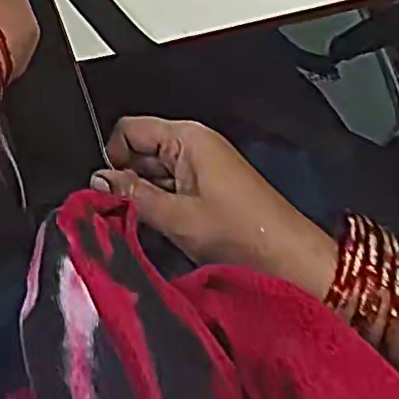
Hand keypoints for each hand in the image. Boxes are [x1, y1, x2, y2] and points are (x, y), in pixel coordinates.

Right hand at [94, 117, 337, 296]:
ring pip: (153, 170)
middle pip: (139, 149)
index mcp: (186, 137)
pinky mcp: (209, 185)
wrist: (300, 268)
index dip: (114, 158)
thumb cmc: (246, 236)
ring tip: (155, 224)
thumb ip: (132, 195)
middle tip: (132, 212)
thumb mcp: (177, 217)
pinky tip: (170, 227)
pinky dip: (164, 204)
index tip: (114, 190)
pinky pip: (170, 185)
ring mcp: (202, 164)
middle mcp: (193, 143)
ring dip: (148, 195)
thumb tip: (97, 180)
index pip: (128, 130)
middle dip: (130, 179)